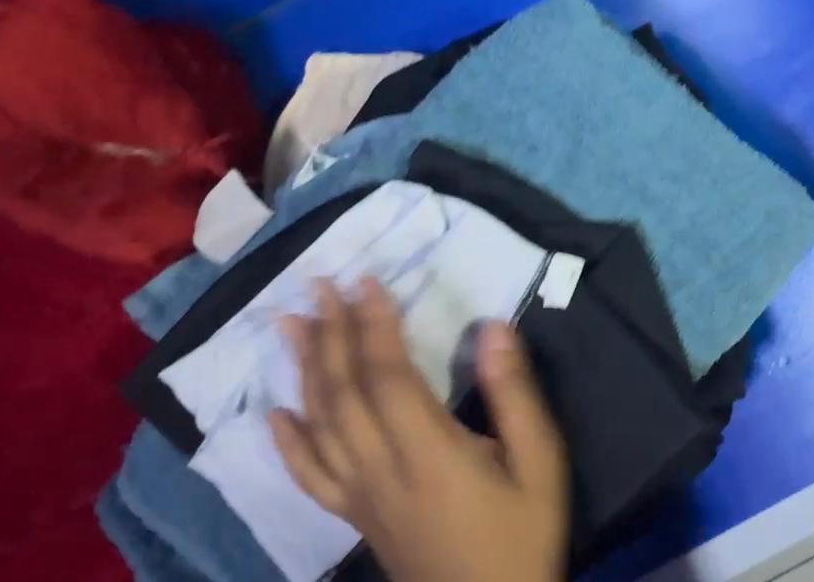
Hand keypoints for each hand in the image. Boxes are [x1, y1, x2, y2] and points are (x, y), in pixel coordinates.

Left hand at [271, 277, 569, 581]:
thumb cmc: (523, 532)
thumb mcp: (539, 460)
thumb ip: (513, 395)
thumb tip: (491, 328)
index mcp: (428, 453)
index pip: (388, 378)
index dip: (374, 326)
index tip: (365, 281)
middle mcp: (380, 471)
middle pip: (344, 394)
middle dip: (330, 334)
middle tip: (316, 284)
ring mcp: (360, 497)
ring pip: (319, 426)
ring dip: (303, 371)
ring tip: (287, 324)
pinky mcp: (355, 517)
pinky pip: (309, 476)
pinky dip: (287, 442)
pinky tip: (274, 413)